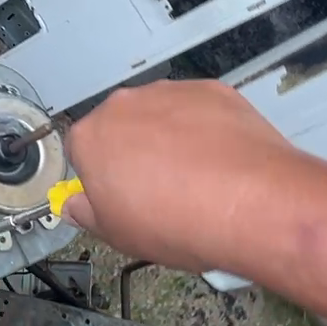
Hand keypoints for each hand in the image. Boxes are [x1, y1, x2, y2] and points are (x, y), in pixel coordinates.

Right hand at [62, 80, 319, 272]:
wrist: (251, 204)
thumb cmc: (177, 220)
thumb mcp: (117, 235)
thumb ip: (85, 213)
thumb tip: (74, 206)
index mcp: (90, 137)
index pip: (82, 151)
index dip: (101, 175)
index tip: (120, 194)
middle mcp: (122, 105)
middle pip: (119, 127)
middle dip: (134, 152)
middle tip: (159, 189)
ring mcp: (167, 93)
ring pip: (159, 115)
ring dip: (170, 138)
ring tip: (197, 179)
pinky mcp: (210, 91)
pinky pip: (199, 109)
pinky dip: (206, 129)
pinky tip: (221, 162)